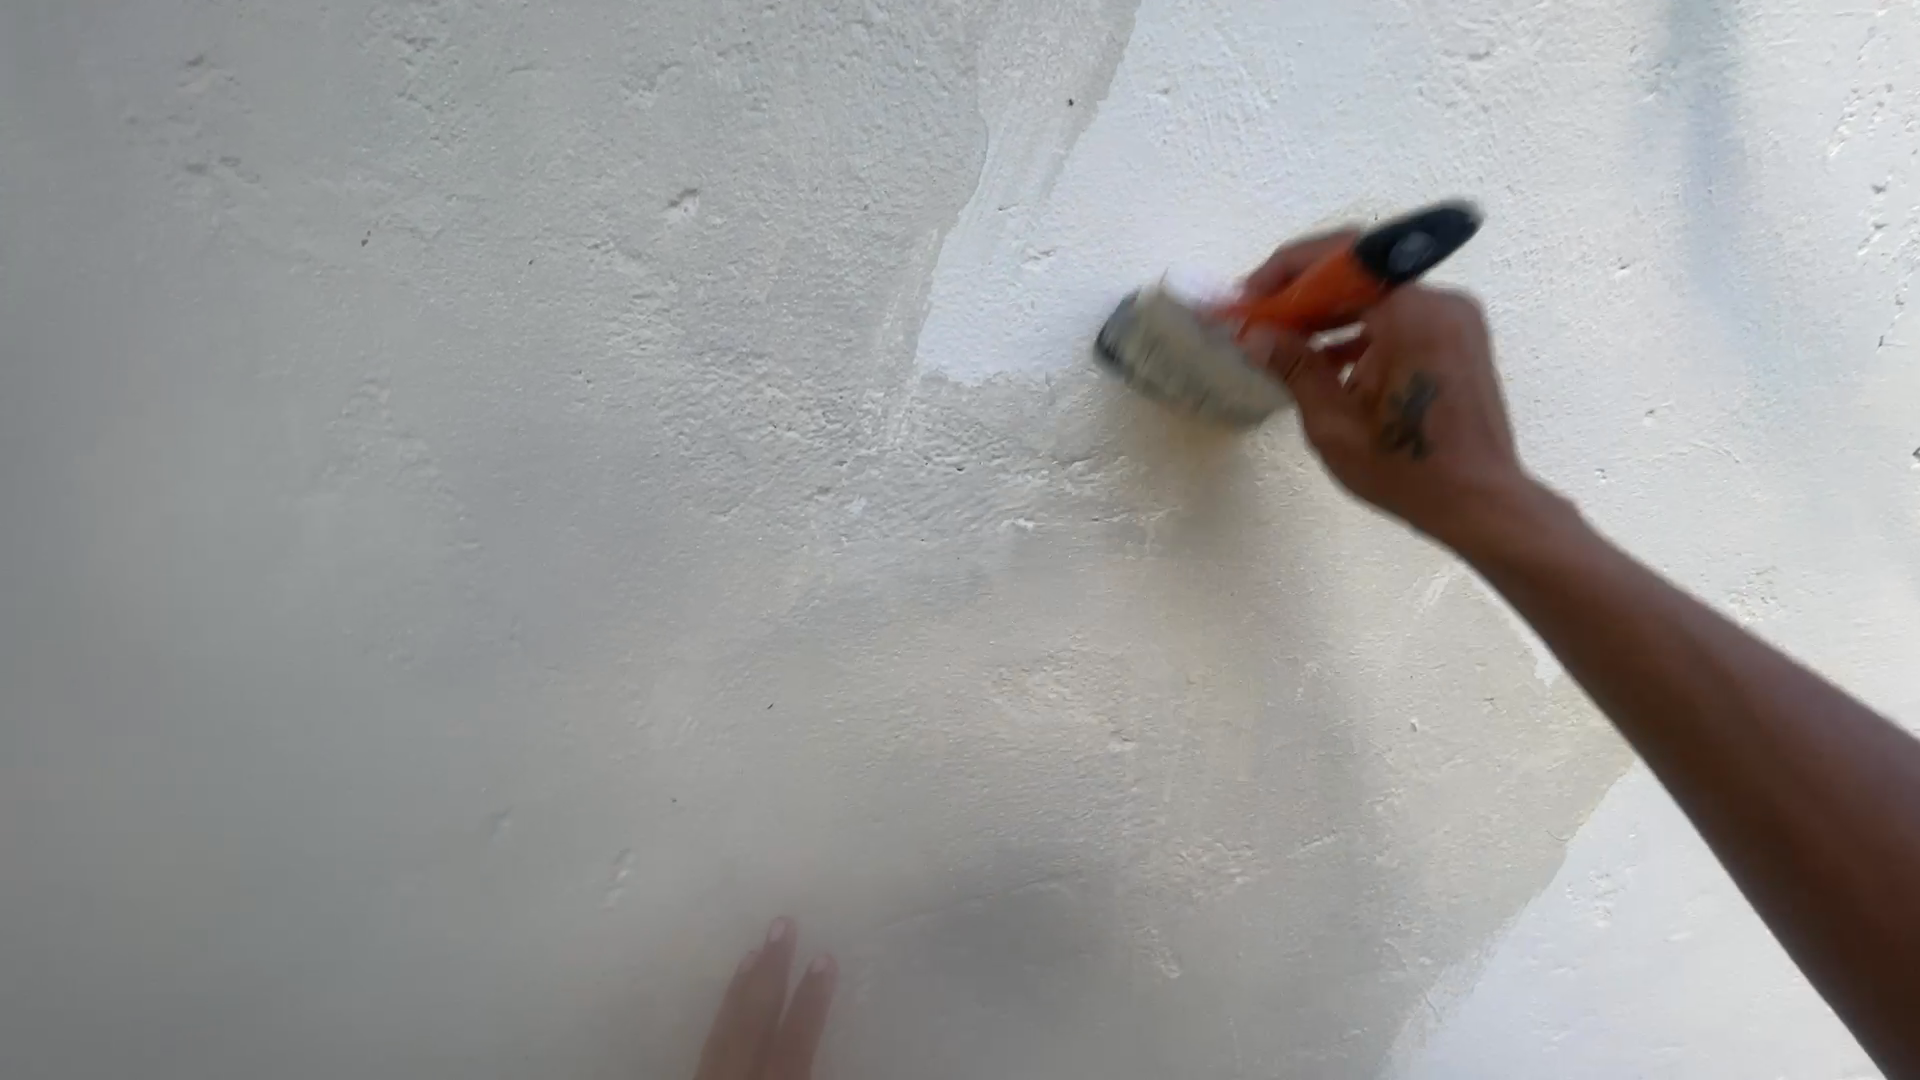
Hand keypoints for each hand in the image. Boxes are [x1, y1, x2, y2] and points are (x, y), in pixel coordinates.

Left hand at [693, 919, 836, 1079]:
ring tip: (754, 951)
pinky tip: (730, 998)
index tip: (825, 957)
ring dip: (740, 990)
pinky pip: (707, 1047)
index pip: (793, 1041)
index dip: (811, 1000)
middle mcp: (734, 1079)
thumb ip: (811, 1064)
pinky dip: (721, 1020)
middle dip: (769, 973)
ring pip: (722, 1032)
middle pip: (752, 1023)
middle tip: (782, 922)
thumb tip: (851, 1044)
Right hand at [1240, 230, 1536, 541]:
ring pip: (1374, 294)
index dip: (1284, 273)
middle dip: (1299, 292)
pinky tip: (1322, 361)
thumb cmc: (1403, 469)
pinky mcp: (1454, 338)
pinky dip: (1354, 330)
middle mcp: (1438, 302)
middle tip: (1255, 321)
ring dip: (1324, 313)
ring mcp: (1451, 318)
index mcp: (1410, 314)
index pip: (1339, 258)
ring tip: (1280, 342)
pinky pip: (1395, 317)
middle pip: (1356, 271)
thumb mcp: (1332, 422)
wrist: (1476, 501)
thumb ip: (1294, 367)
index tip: (1246, 302)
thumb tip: (1254, 335)